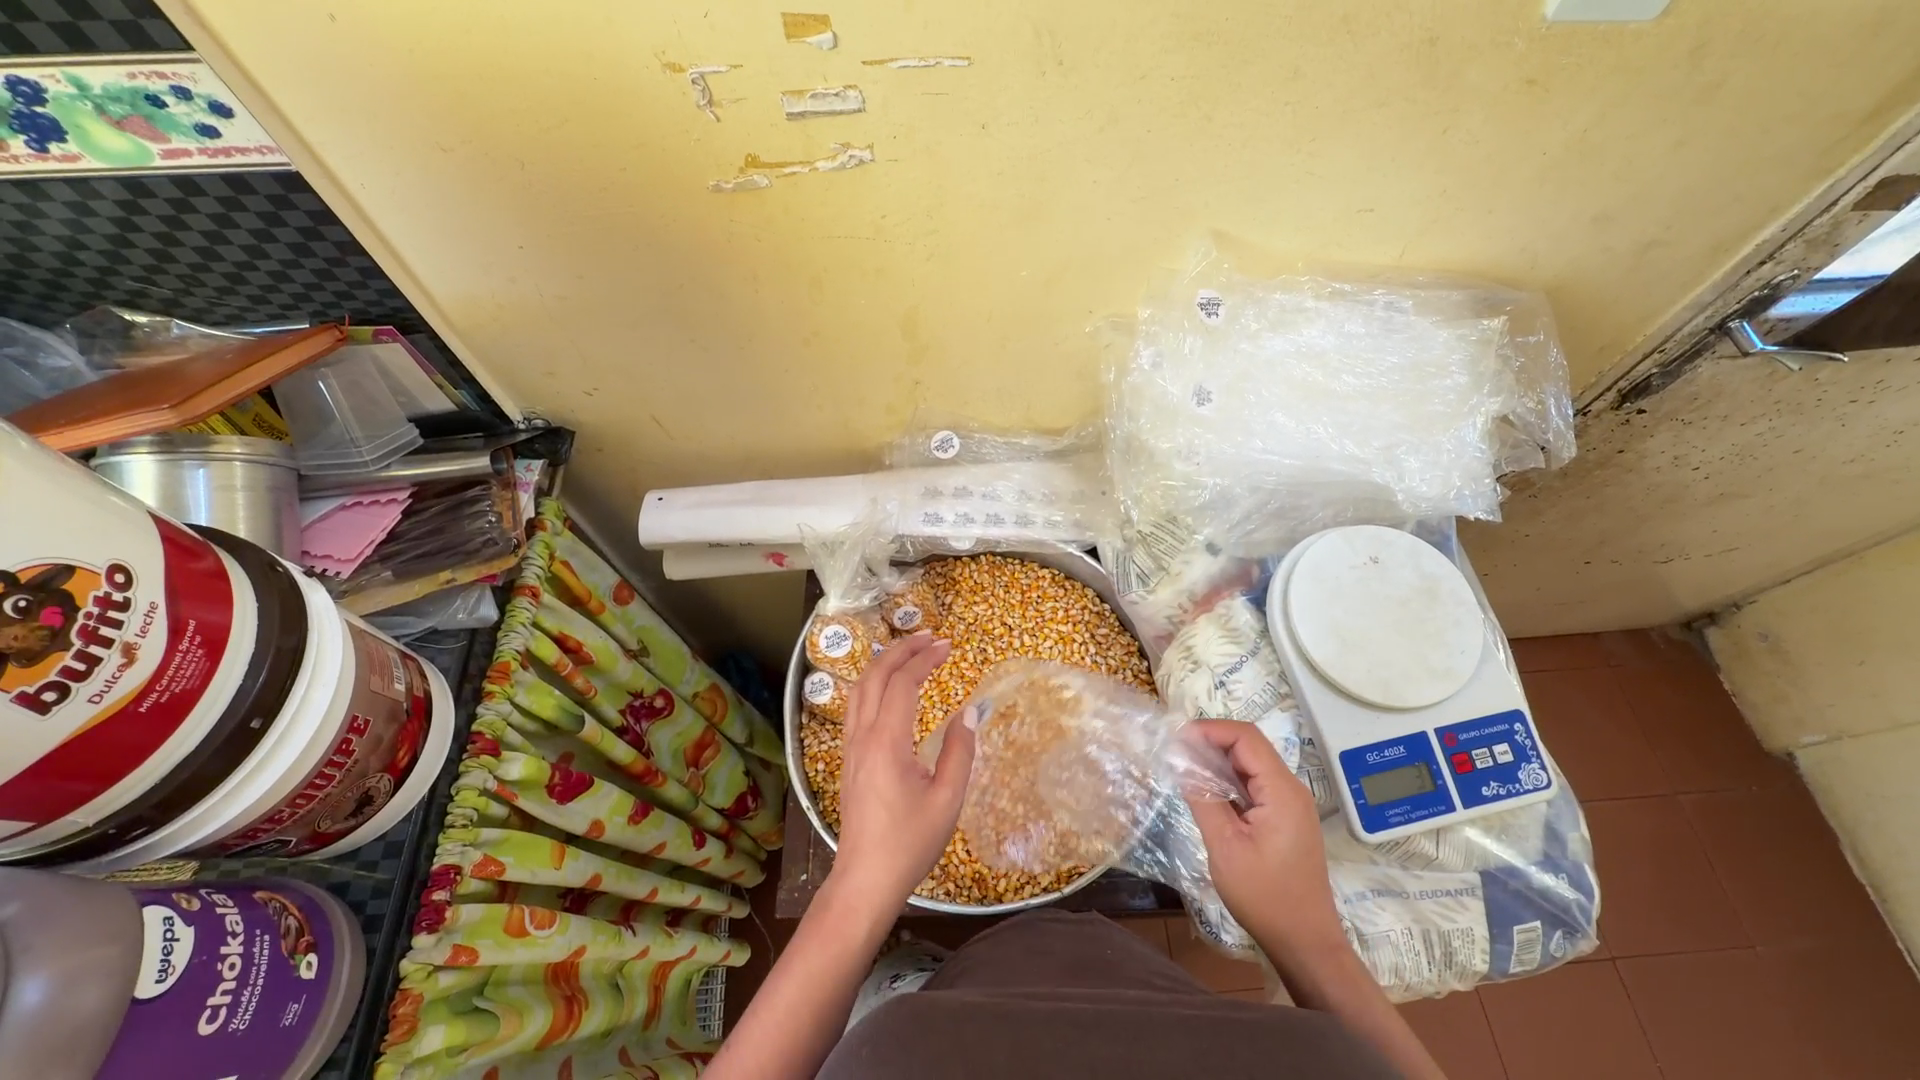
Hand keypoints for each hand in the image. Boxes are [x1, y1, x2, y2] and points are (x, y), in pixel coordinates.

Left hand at [832, 632, 977, 904]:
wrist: (866, 878)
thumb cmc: (910, 842)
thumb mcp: (947, 799)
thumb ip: (960, 751)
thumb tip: (970, 712)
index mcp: (887, 742)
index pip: (903, 683)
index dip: (925, 659)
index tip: (948, 646)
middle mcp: (863, 736)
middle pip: (875, 676)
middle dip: (902, 651)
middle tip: (929, 638)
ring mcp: (851, 747)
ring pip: (859, 689)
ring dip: (883, 664)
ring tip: (909, 653)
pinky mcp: (849, 759)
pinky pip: (856, 707)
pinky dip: (873, 685)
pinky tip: (888, 690)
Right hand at [1183, 719, 1343, 960]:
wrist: (1305, 941)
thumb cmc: (1265, 896)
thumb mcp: (1225, 847)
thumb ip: (1204, 799)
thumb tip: (1182, 762)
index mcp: (1282, 791)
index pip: (1246, 738)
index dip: (1211, 729)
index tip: (1177, 738)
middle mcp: (1291, 790)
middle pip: (1250, 747)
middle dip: (1211, 742)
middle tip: (1174, 752)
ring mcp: (1291, 805)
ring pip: (1252, 767)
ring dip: (1218, 762)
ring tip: (1183, 768)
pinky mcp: (1285, 819)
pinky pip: (1255, 787)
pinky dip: (1229, 782)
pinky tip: (1206, 791)